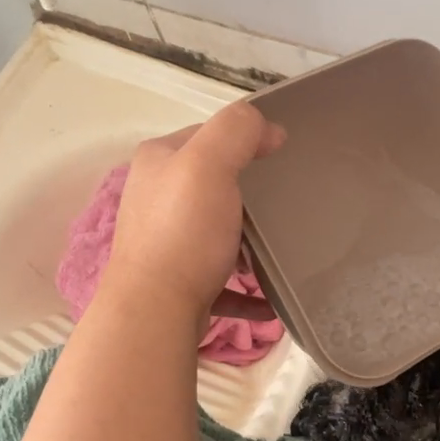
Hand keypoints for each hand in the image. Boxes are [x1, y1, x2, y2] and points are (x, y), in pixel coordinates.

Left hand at [102, 103, 286, 322]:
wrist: (156, 311)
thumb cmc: (183, 233)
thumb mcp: (210, 164)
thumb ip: (237, 131)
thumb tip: (267, 128)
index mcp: (158, 162)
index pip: (205, 136)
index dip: (244, 140)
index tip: (282, 156)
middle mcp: (155, 200)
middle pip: (212, 188)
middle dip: (248, 197)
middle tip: (284, 205)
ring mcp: (165, 247)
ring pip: (216, 237)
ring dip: (248, 246)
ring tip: (280, 251)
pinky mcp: (178, 288)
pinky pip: (222, 285)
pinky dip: (247, 292)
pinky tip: (270, 299)